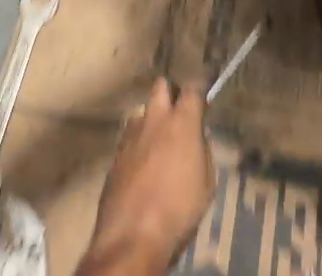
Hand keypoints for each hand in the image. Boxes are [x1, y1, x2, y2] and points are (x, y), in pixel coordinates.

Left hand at [84, 79, 214, 272]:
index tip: (204, 98)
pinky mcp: (114, 155)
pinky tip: (142, 166)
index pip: (193, 89)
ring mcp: (130, 135)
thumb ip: (202, 152)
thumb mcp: (206, 182)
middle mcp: (154, 119)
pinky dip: (137, 145)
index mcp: (182, 122)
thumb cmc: (179, 208)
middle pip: (161, 86)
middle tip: (178, 113)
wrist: (132, 234)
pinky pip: (129, 138)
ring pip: (141, 113)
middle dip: (170, 93)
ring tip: (157, 143)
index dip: (199, 90)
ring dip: (150, 121)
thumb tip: (196, 139)